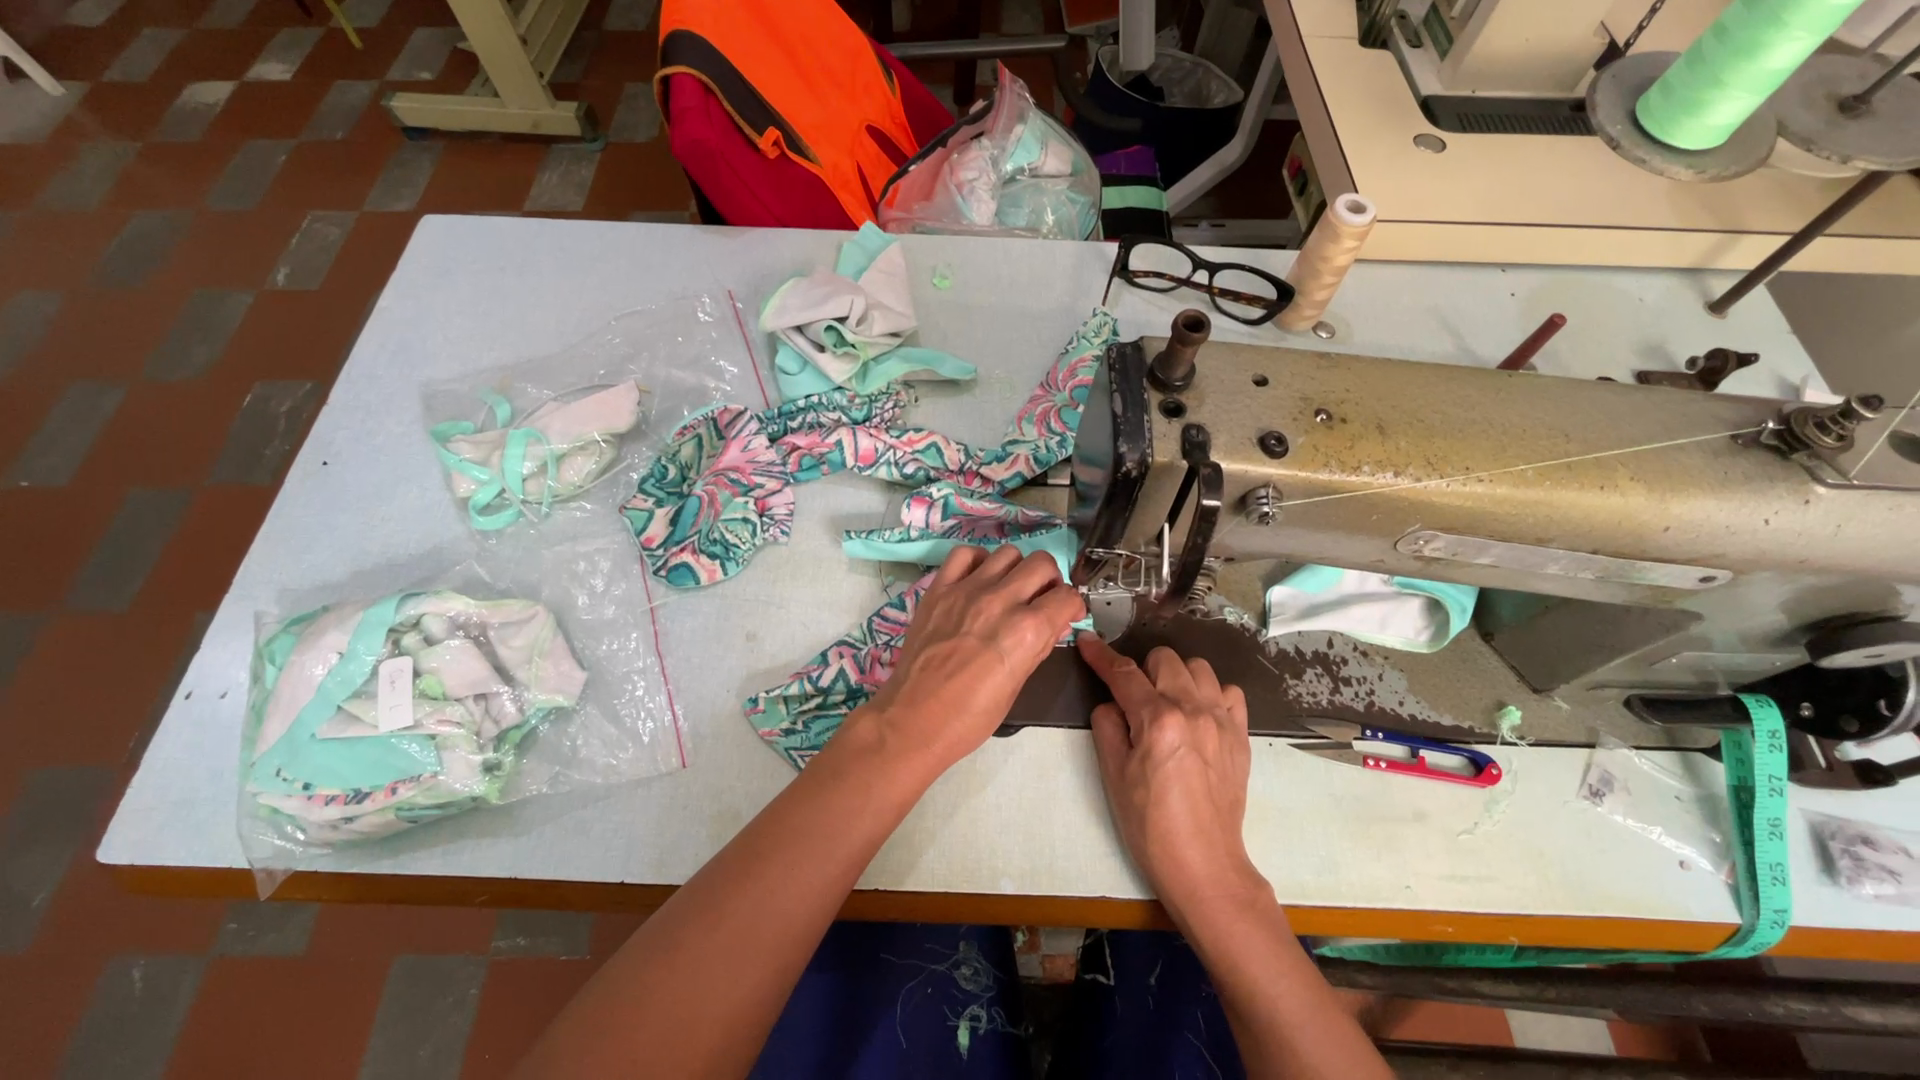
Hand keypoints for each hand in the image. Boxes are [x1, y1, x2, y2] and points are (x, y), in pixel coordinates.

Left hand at [850, 545, 1086, 773]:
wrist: (915, 719)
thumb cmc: (971, 716)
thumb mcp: (1018, 686)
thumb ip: (1040, 647)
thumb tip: (1055, 623)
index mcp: (1026, 630)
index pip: (1067, 596)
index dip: (1072, 606)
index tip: (1067, 615)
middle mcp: (1000, 601)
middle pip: (1042, 564)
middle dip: (1051, 581)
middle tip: (1041, 601)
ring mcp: (967, 590)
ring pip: (1007, 553)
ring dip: (1017, 570)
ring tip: (1010, 590)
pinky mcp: (939, 589)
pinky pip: (964, 554)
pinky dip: (978, 562)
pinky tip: (979, 580)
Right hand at [1077, 634, 1267, 919]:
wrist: (1203, 861)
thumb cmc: (1149, 824)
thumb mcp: (1113, 776)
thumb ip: (1107, 727)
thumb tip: (1112, 703)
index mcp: (1157, 719)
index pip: (1124, 673)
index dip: (1101, 655)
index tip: (1087, 641)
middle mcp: (1193, 709)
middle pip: (1165, 659)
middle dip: (1142, 668)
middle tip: (1132, 696)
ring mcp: (1222, 720)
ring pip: (1198, 667)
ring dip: (1177, 676)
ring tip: (1167, 702)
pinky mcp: (1241, 734)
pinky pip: (1228, 691)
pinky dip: (1210, 693)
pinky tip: (1198, 714)